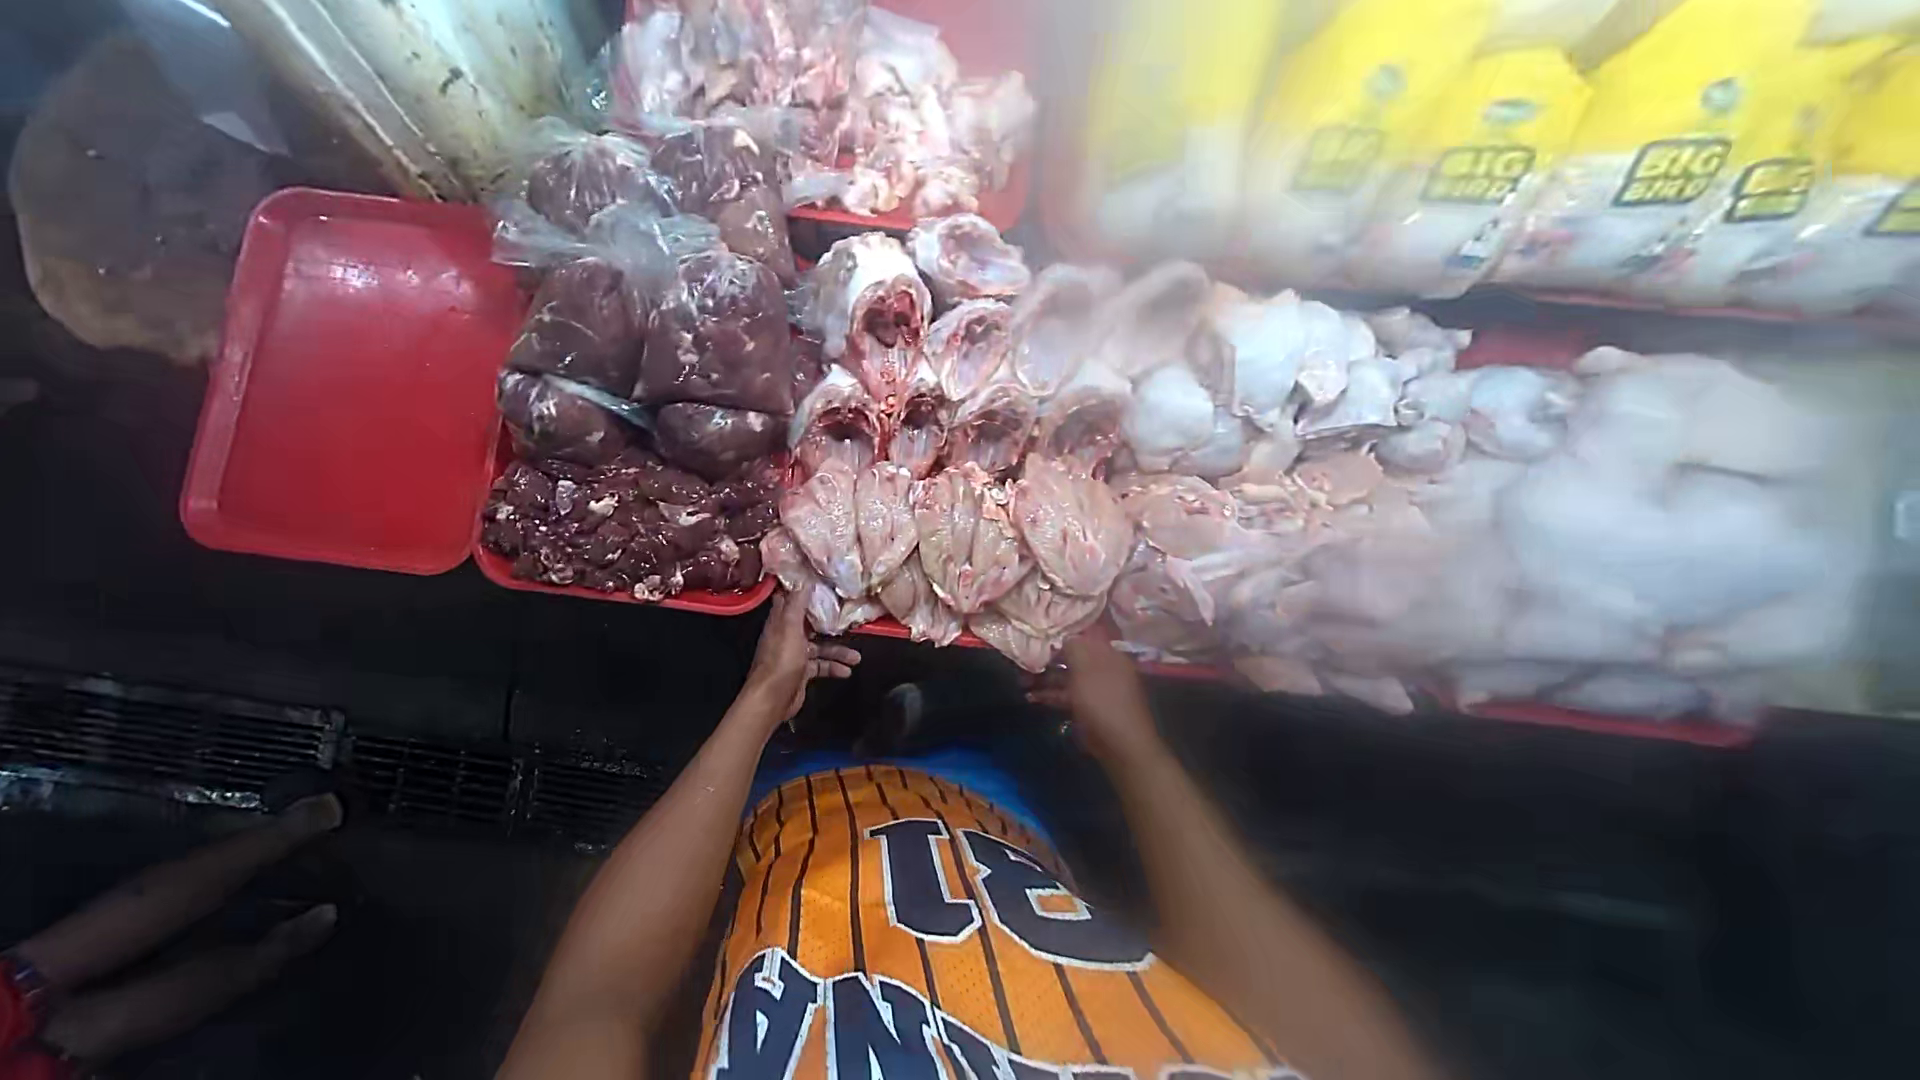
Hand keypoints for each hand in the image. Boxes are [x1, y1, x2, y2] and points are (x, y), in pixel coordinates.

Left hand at [743, 592, 860, 723]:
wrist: (771, 700)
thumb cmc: (780, 661)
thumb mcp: (790, 628)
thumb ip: (796, 605)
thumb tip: (804, 580)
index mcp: (781, 622)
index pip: (792, 599)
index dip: (806, 590)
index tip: (825, 583)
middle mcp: (787, 635)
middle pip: (811, 624)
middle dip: (831, 623)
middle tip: (852, 619)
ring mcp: (795, 655)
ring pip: (820, 647)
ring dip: (838, 651)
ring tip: (857, 657)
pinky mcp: (802, 672)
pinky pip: (821, 665)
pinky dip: (834, 667)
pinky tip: (847, 671)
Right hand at [1027, 632, 1160, 764]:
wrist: (1120, 743)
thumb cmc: (1102, 699)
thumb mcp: (1085, 667)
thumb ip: (1073, 646)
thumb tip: (1064, 637)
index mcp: (1108, 652)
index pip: (1083, 635)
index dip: (1062, 634)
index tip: (1039, 635)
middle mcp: (1103, 667)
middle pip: (1072, 656)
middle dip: (1049, 658)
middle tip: (1025, 659)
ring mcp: (1095, 688)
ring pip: (1067, 677)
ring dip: (1045, 678)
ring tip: (1021, 680)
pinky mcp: (1087, 707)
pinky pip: (1066, 695)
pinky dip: (1050, 695)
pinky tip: (1030, 697)